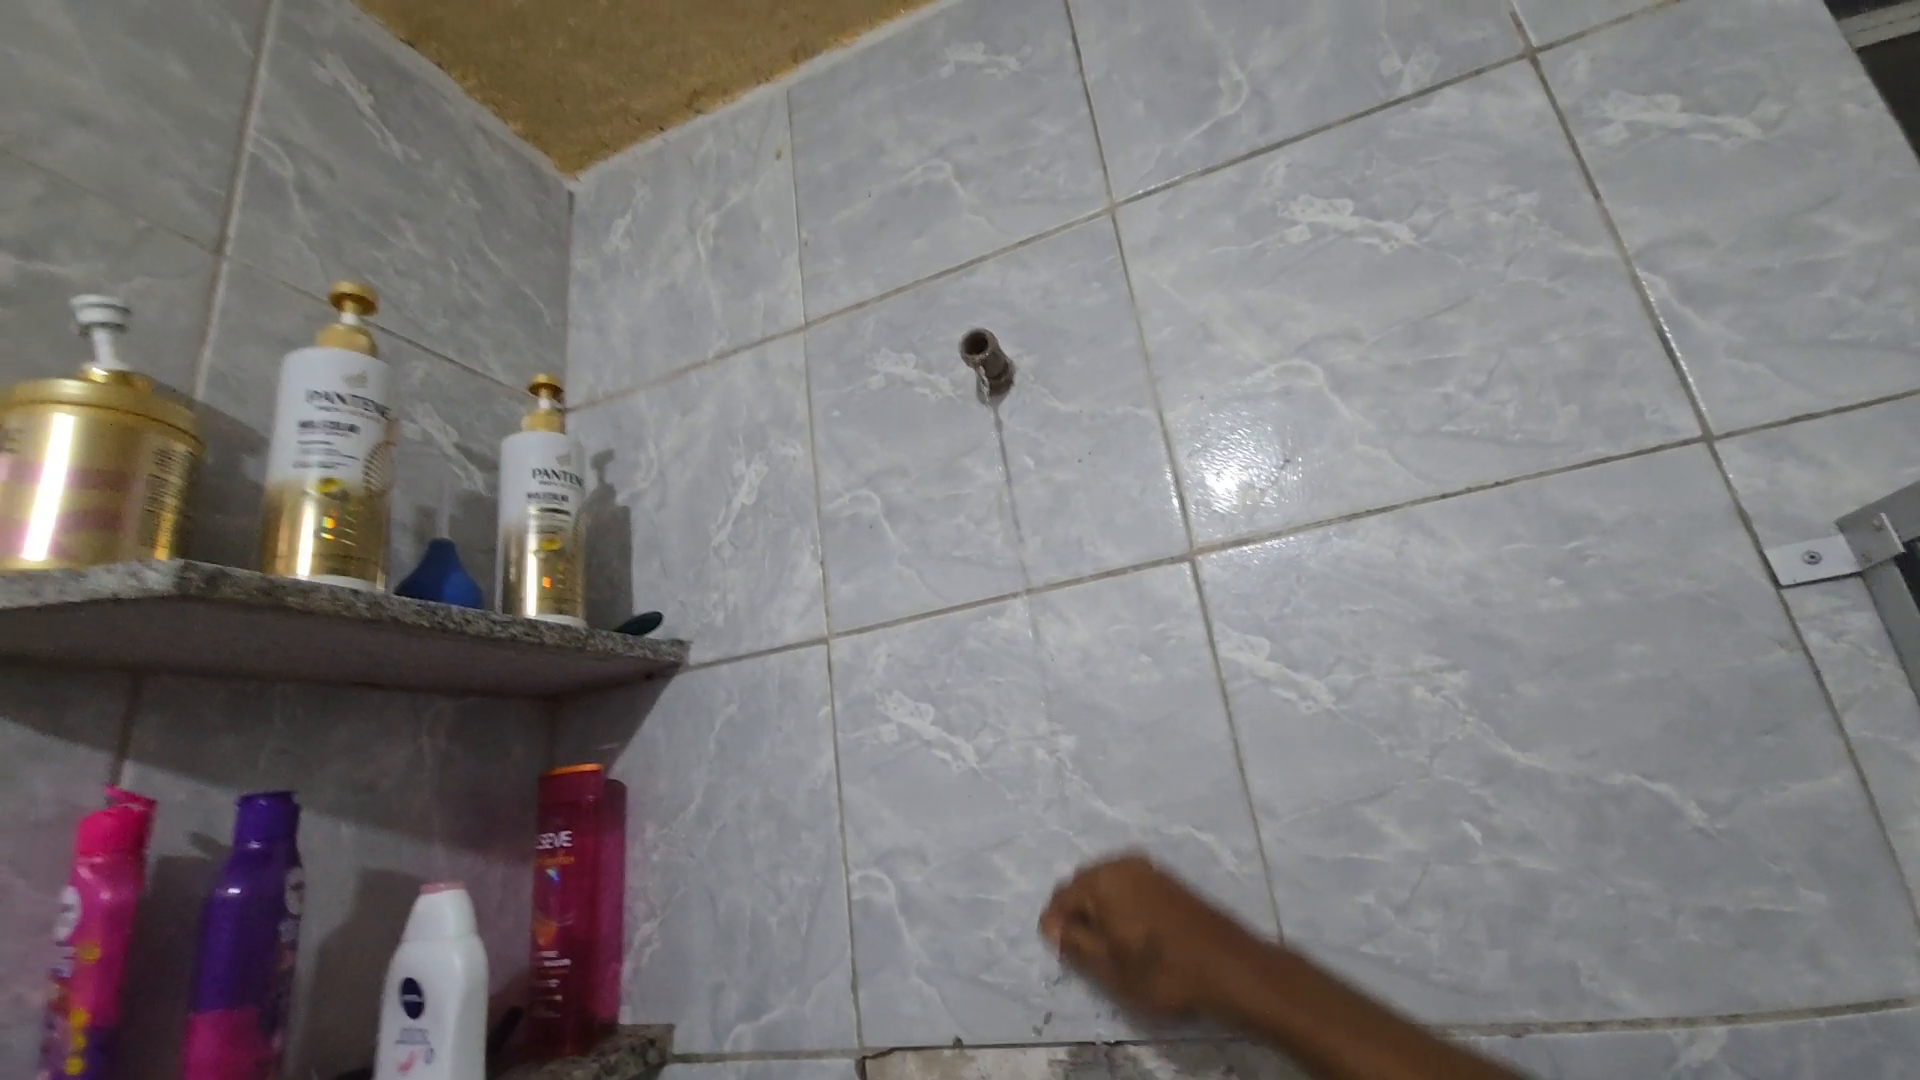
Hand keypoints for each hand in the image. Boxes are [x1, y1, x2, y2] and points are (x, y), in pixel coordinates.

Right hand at [1038, 853, 1266, 1022]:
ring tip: (1102, 942)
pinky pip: (1127, 885)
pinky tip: (1127, 930)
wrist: (1226, 965)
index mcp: (1102, 880)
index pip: (1062, 897)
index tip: (1057, 950)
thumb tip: (1051, 926)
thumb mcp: (1109, 966)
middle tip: (1077, 948)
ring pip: (1106, 884)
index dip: (1054, 924)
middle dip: (1075, 912)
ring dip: (1097, 908)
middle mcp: (1121, 864)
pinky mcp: (1166, 879)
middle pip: (1083, 885)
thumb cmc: (1161, 970)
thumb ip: (1075, 942)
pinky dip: (1119, 903)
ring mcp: (1147, 869)